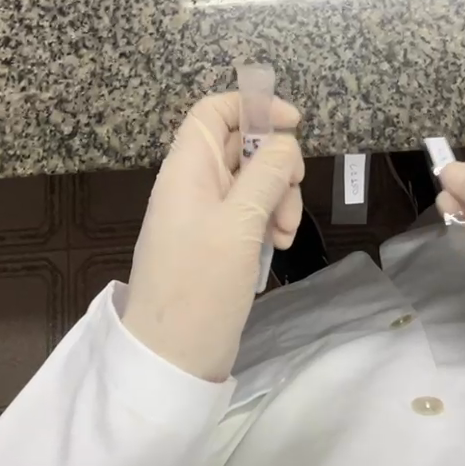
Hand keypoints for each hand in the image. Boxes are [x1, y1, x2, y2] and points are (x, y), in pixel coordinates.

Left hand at [122, 92, 304, 381]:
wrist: (171, 359)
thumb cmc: (200, 283)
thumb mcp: (239, 222)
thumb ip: (266, 174)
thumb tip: (285, 143)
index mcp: (187, 168)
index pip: (215, 111)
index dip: (253, 106)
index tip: (292, 123)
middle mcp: (194, 183)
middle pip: (242, 145)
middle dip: (276, 164)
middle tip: (292, 192)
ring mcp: (205, 213)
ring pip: (253, 180)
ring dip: (278, 197)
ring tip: (284, 234)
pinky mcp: (217, 240)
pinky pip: (249, 211)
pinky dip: (269, 220)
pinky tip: (277, 246)